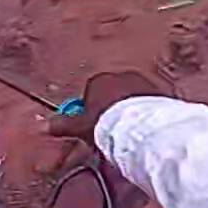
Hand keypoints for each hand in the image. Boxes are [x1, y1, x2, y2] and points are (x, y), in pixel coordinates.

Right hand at [46, 71, 163, 144]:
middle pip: (113, 92)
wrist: (140, 126)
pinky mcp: (163, 92)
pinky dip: (146, 113)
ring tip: (126, 131)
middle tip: (108, 129)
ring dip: (129, 110)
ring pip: (132, 97)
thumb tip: (45, 125)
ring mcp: (144, 82)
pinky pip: (150, 103)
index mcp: (100, 80)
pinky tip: (143, 128)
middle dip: (110, 107)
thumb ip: (63, 124)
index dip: (89, 108)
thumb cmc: (105, 122)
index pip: (90, 91)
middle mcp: (122, 76)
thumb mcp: (79, 126)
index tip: (90, 124)